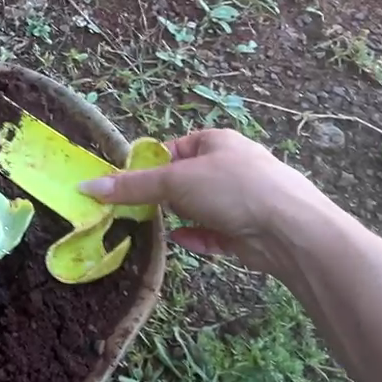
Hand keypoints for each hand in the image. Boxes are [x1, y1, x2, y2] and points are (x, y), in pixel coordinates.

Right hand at [79, 129, 345, 276]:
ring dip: (181, 216)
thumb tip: (87, 187)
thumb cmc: (233, 189)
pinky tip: (183, 241)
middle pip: (186, 179)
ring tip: (158, 226)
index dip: (149, 165)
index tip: (129, 184)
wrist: (294, 232)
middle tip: (141, 207)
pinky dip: (199, 236)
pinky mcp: (252, 230)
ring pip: (201, 206)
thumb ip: (131, 187)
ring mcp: (245, 199)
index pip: (173, 148)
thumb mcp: (174, 182)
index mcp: (217, 141)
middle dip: (164, 194)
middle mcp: (233, 166)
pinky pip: (217, 232)